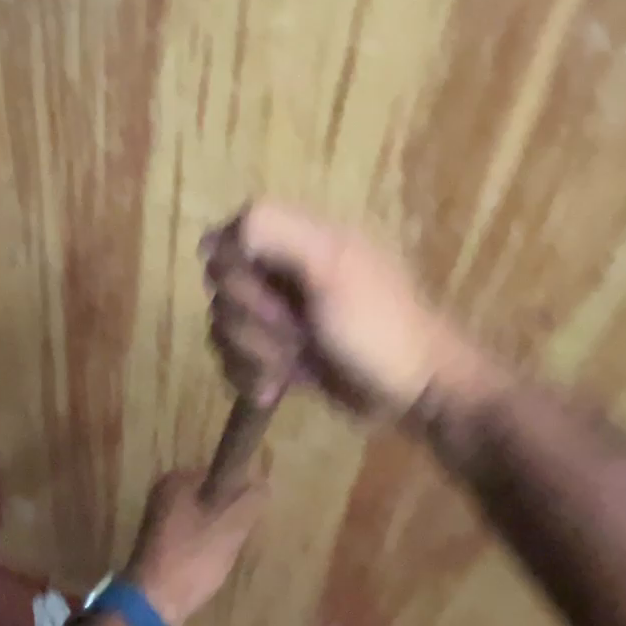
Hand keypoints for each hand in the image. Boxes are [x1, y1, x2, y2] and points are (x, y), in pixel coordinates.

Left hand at [122, 469, 266, 625]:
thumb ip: (250, 501)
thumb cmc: (192, 558)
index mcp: (177, 479)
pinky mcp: (157, 544)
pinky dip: (202, 547)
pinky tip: (208, 565)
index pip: (220, 473)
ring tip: (224, 554)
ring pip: (203, 518)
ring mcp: (158, 519)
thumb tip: (262, 483)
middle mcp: (163, 493)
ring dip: (217, 533)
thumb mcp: (230, 527)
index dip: (239, 492)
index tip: (250, 514)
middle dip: (228, 515)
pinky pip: (190, 536)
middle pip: (211, 496)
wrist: (153, 603)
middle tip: (239, 538)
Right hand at [202, 200, 495, 419]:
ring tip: (291, 367)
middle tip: (296, 330)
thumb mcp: (330, 265)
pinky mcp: (275, 355)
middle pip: (222, 285)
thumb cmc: (378, 326)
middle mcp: (283, 272)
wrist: (415, 393)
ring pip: (222, 325)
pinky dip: (248, 376)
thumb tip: (211, 240)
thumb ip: (272, 233)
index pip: (234, 232)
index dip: (233, 264)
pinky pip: (231, 358)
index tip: (260, 287)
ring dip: (253, 353)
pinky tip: (274, 389)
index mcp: (300, 239)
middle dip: (252, 319)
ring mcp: (278, 317)